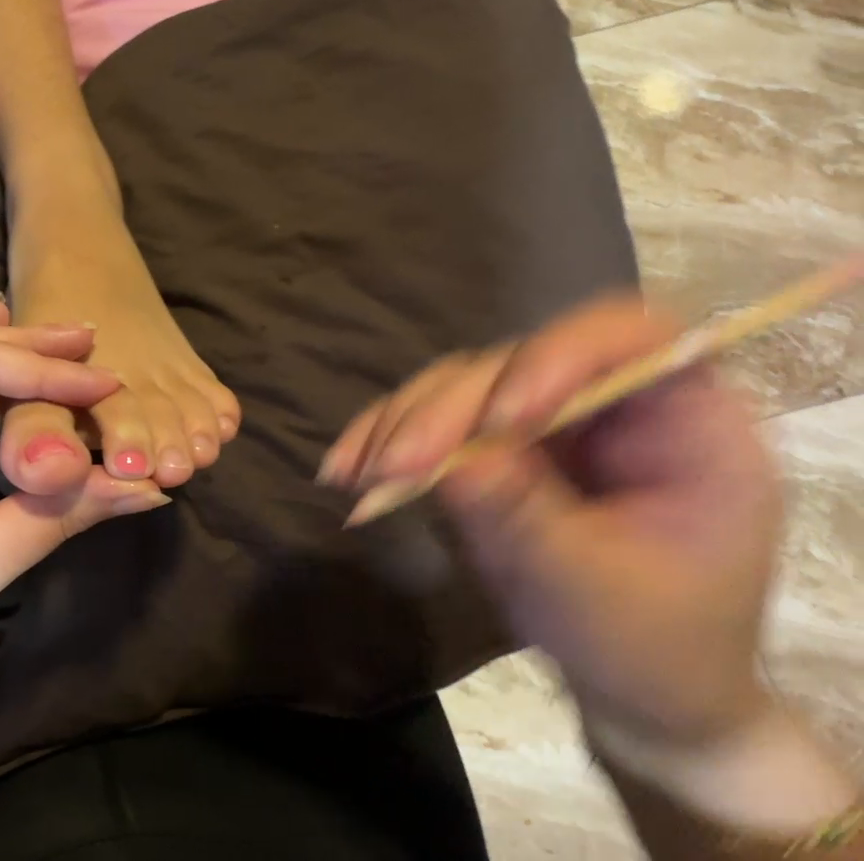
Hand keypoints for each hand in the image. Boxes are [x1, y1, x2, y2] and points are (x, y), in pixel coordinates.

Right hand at [320, 296, 781, 751]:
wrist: (634, 687)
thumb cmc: (650, 643)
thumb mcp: (596, 588)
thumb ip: (528, 517)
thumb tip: (453, 462)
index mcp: (681, 425)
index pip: (627, 340)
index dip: (559, 358)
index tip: (502, 421)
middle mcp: (605, 404)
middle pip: (512, 364)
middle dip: (446, 411)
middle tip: (395, 468)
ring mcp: (542, 420)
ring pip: (455, 385)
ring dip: (399, 424)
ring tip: (356, 476)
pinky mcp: (488, 443)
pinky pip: (423, 419)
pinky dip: (380, 440)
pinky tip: (345, 471)